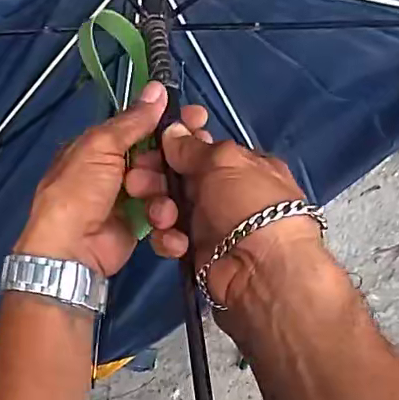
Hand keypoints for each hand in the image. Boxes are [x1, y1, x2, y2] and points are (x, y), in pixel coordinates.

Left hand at [14, 82, 168, 277]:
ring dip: (163, 193)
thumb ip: (131, 121)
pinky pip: (162, 216)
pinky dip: (166, 220)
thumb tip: (157, 89)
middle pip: (156, 156)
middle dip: (168, 161)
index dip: (167, 122)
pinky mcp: (138, 226)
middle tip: (182, 160)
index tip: (197, 117)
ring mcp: (128, 200)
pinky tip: (163, 223)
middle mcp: (114, 171)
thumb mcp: (100, 147)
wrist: (71, 250)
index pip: (139, 127)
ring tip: (152, 204)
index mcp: (98, 147)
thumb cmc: (78, 192)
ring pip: (163, 186)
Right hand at [124, 107, 319, 309]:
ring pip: (170, 208)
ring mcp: (209, 224)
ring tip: (163, 216)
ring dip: (159, 209)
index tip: (155, 139)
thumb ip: (193, 148)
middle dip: (156, 177)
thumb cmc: (249, 203)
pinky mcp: (195, 252)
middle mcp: (224, 193)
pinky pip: (171, 239)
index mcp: (241, 164)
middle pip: (179, 178)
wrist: (261, 268)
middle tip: (136, 179)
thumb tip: (172, 131)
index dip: (179, 141)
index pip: (203, 147)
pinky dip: (169, 240)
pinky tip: (177, 244)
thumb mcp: (224, 163)